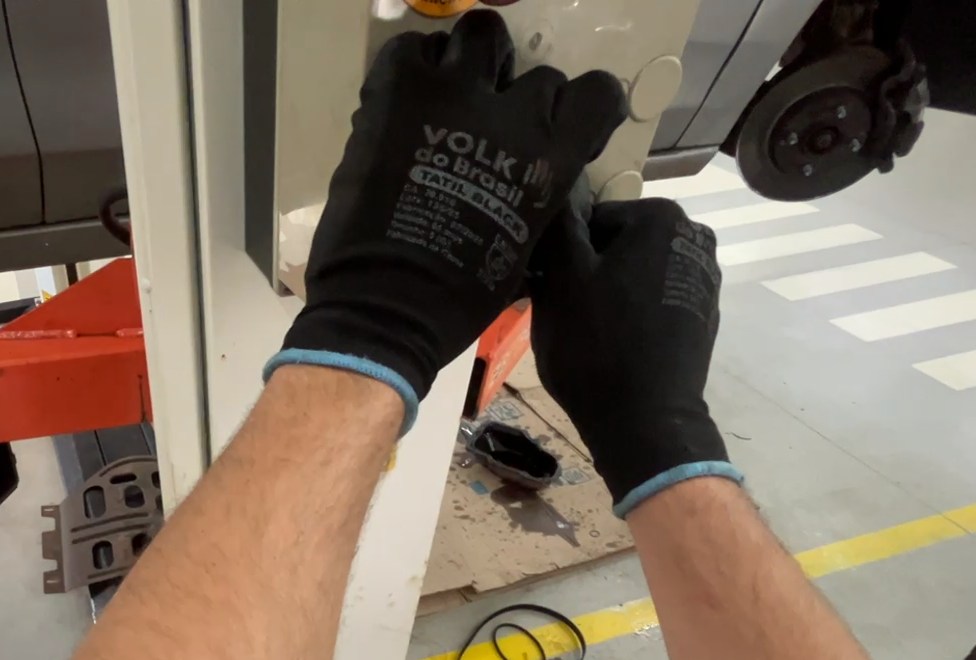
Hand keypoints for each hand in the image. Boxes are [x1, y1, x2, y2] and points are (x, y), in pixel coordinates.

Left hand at [271, 9, 625, 431]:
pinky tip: (405, 101)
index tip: (558, 126)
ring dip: (467, 63)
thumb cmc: (451, 304)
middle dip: (515, 98)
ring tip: (446, 98)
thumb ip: (533, 205)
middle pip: (534, 72)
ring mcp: (451, 96)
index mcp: (548, 161)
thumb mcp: (517, 257)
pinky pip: (411, 50)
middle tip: (485, 126)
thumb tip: (531, 190)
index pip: (595, 94)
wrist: (380, 308)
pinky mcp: (396, 95)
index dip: (578, 109)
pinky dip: (411, 68)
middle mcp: (510, 117)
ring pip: (478, 36)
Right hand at [528, 196, 740, 514]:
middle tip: (559, 312)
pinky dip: (628, 316)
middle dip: (584, 273)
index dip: (560, 253)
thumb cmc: (596, 345)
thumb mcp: (561, 282)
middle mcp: (692, 235)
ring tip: (583, 333)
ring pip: (632, 275)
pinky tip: (611, 346)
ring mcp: (703, 277)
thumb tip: (554, 193)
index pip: (589, 219)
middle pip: (615, 246)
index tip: (543, 286)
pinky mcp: (701, 315)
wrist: (643, 418)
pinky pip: (651, 302)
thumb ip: (558, 229)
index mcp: (659, 217)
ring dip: (604, 295)